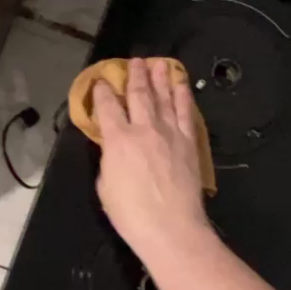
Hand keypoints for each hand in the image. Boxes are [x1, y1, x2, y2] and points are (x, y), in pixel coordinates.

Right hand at [90, 57, 213, 263]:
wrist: (171, 228)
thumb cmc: (132, 215)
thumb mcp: (106, 186)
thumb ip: (108, 160)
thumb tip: (112, 148)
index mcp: (118, 140)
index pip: (107, 106)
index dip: (103, 91)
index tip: (102, 81)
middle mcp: (144, 129)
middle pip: (139, 94)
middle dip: (135, 75)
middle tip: (135, 61)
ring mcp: (170, 133)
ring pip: (164, 97)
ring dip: (160, 78)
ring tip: (157, 64)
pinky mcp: (189, 142)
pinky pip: (186, 112)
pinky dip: (182, 95)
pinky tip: (180, 85)